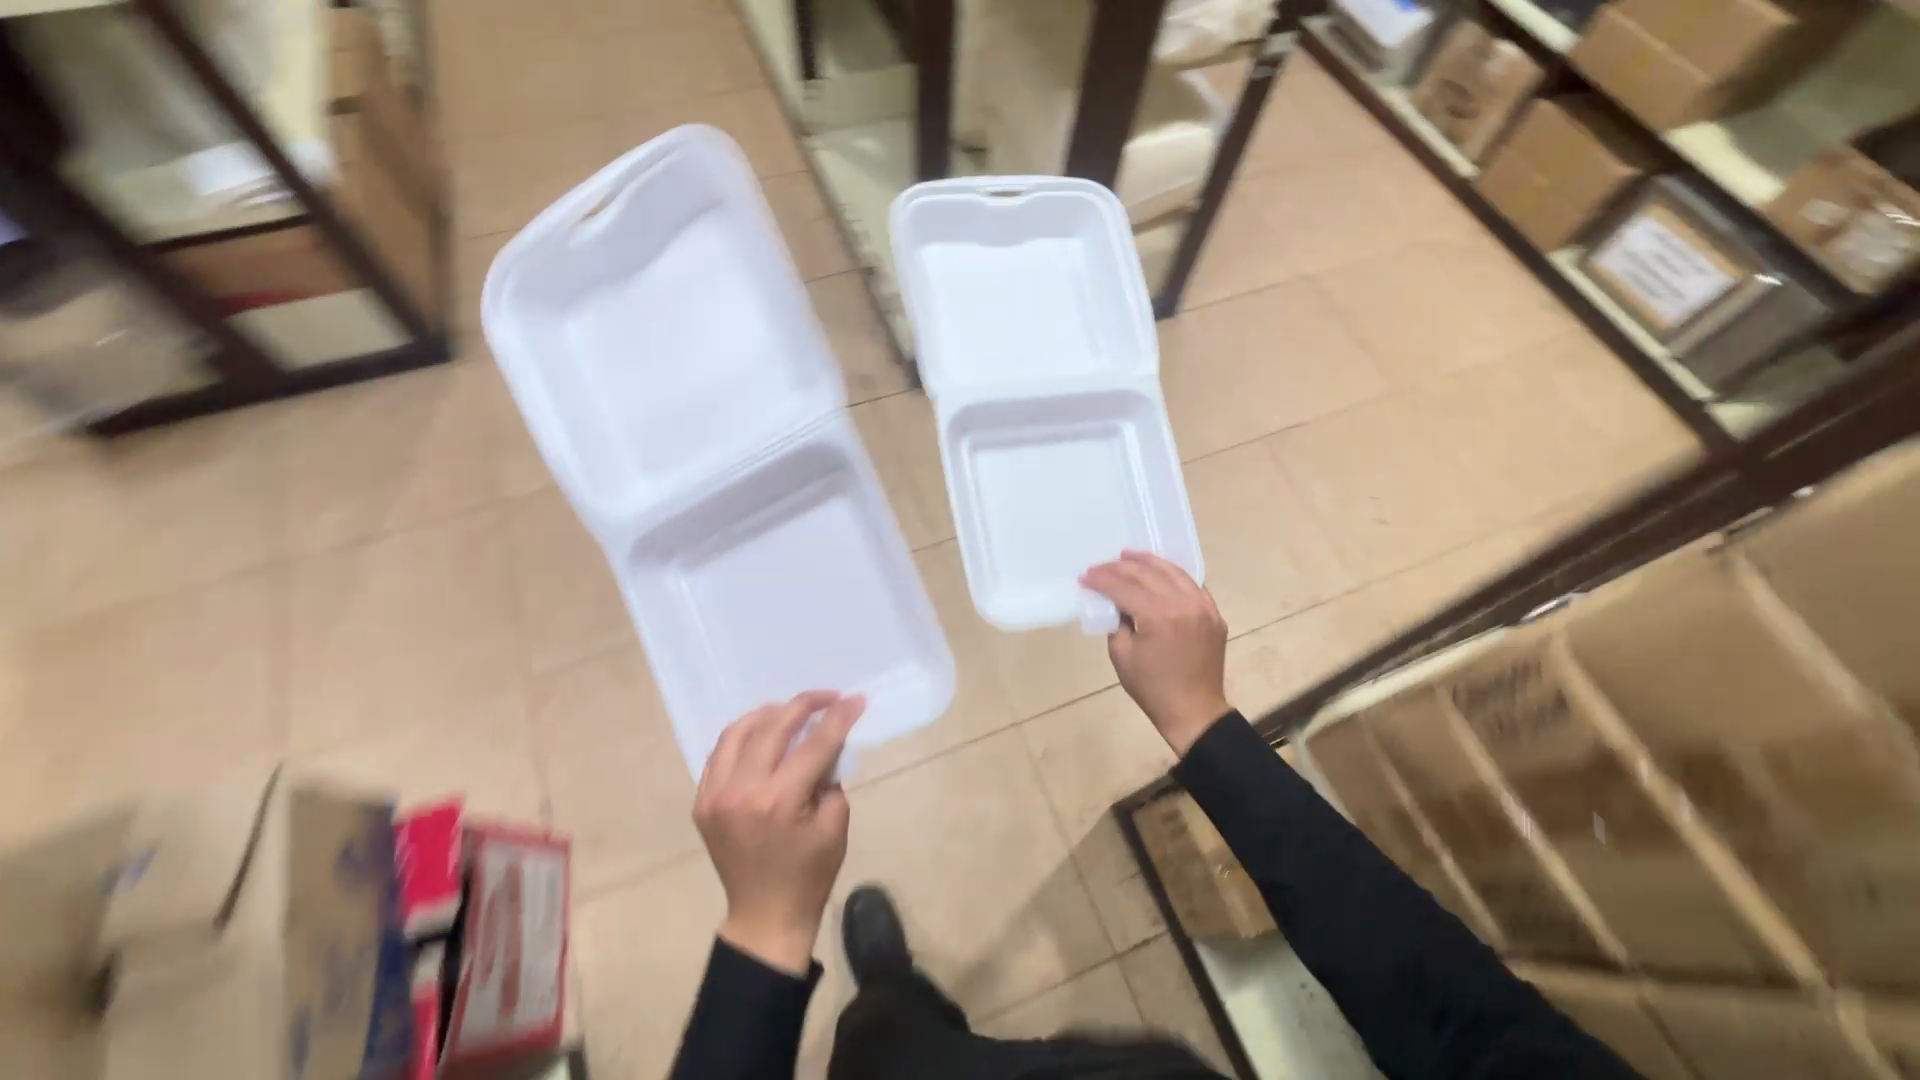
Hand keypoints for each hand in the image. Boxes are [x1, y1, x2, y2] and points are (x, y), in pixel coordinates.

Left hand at [695, 690, 863, 974]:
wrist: (766, 915)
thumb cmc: (810, 873)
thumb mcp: (835, 824)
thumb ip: (829, 777)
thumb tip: (824, 745)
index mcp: (779, 800)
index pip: (814, 743)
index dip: (838, 717)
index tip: (855, 699)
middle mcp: (741, 791)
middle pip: (773, 727)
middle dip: (804, 705)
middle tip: (827, 697)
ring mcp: (714, 796)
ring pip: (738, 733)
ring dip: (768, 715)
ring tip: (791, 712)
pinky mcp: (702, 802)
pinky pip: (720, 755)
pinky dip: (743, 738)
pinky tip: (762, 735)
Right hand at [1082, 551, 1230, 755]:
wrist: (1194, 711)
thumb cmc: (1152, 688)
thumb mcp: (1122, 655)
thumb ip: (1117, 621)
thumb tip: (1116, 602)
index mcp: (1159, 616)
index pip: (1124, 587)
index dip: (1102, 580)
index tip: (1085, 577)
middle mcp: (1184, 604)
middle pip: (1148, 574)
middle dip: (1120, 568)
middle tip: (1101, 567)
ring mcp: (1203, 607)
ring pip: (1173, 572)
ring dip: (1148, 562)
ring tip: (1128, 555)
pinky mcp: (1214, 614)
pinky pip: (1192, 585)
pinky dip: (1173, 576)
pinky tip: (1159, 573)